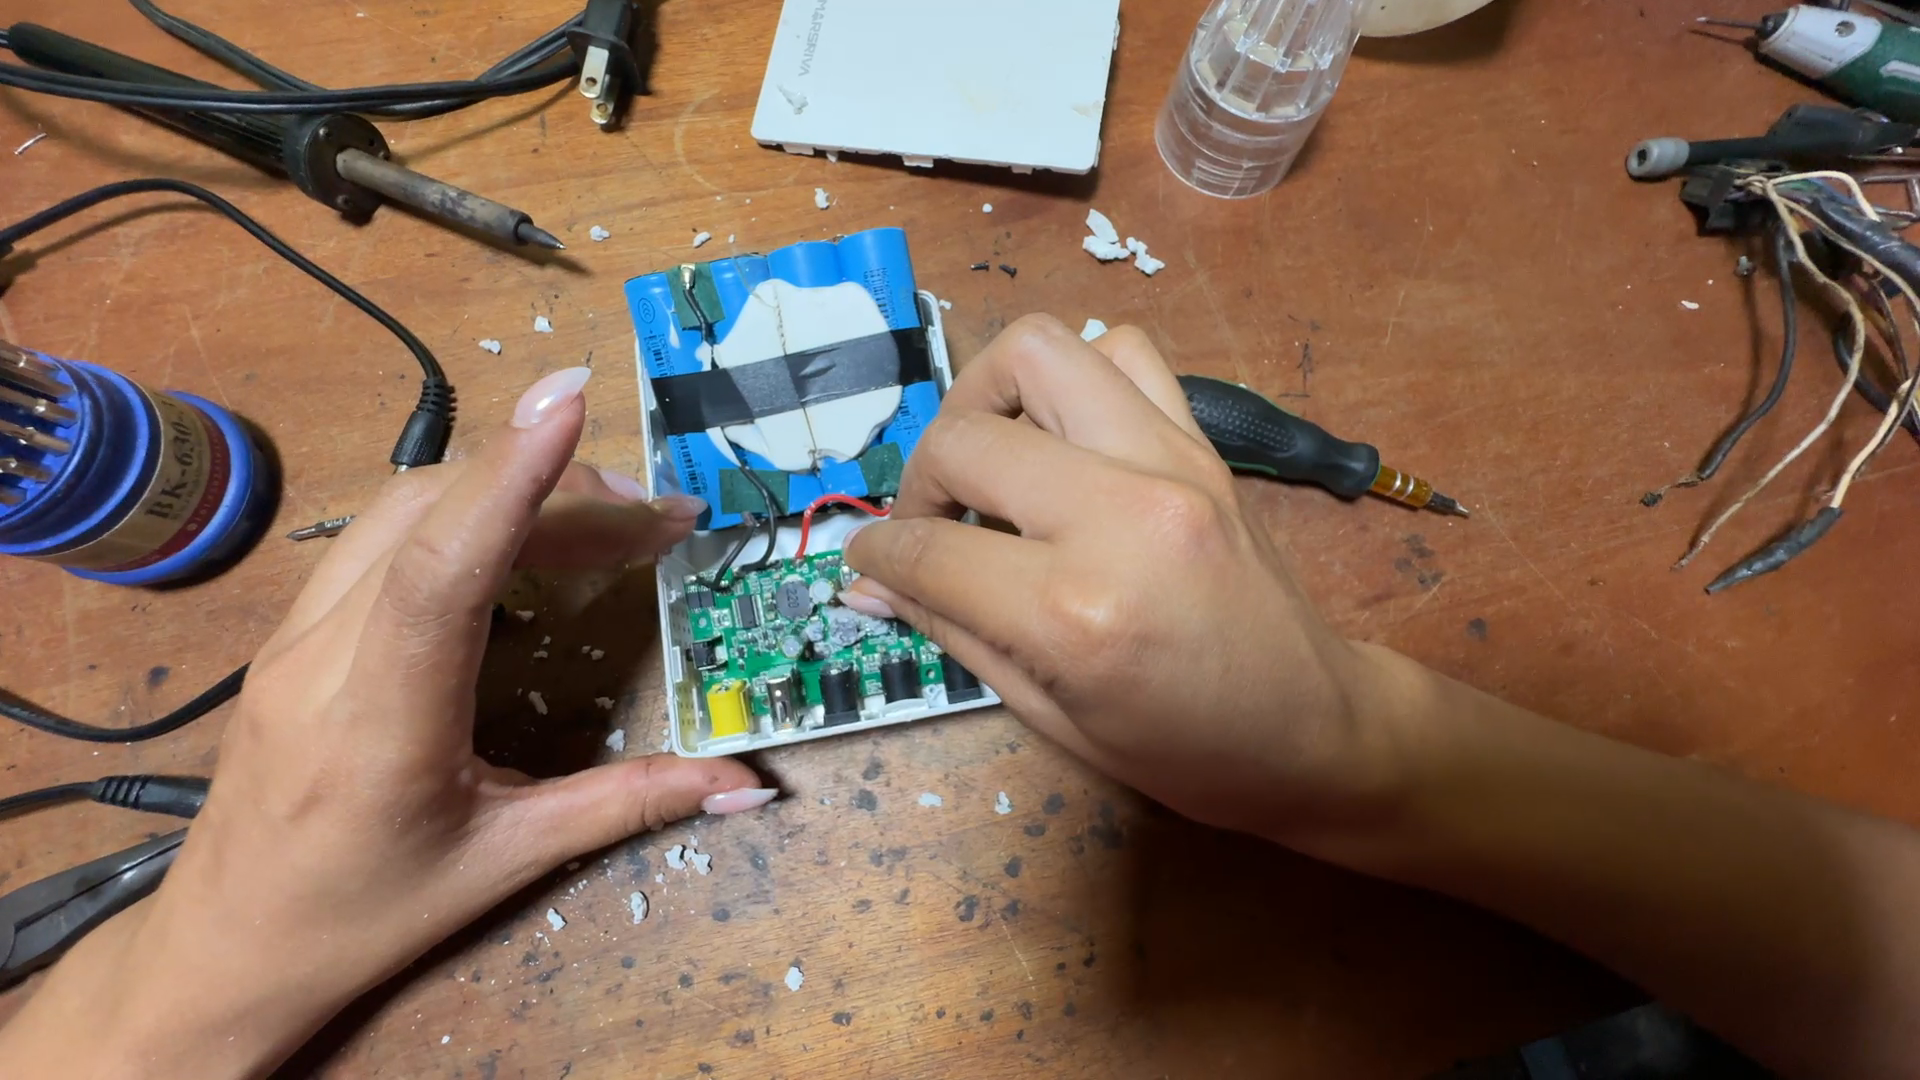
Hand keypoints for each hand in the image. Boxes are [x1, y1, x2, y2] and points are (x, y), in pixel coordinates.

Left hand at [0, 367, 774, 1078]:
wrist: (220, 949)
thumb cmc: (367, 913)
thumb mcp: (510, 861)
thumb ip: (634, 803)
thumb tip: (748, 787)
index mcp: (378, 722)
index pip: (442, 570)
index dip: (511, 477)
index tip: (568, 401)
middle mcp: (322, 655)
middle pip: (434, 515)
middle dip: (557, 486)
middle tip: (661, 516)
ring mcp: (299, 631)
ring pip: (409, 510)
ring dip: (521, 493)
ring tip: (622, 525)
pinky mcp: (305, 626)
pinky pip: (395, 536)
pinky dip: (480, 515)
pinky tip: (543, 543)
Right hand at [844, 316, 1402, 837]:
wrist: (1311, 728)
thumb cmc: (1178, 750)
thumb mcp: (1045, 712)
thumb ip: (948, 630)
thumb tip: (866, 582)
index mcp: (1073, 611)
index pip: (930, 552)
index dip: (877, 554)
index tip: (865, 559)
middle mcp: (1119, 514)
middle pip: (966, 439)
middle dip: (918, 482)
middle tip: (930, 525)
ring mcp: (1170, 461)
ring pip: (1040, 349)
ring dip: (984, 396)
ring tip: (986, 457)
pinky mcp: (1201, 442)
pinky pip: (1124, 352)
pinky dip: (1073, 378)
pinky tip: (1063, 439)